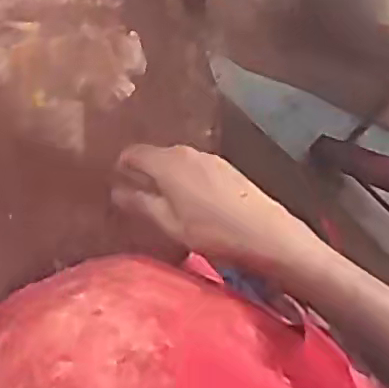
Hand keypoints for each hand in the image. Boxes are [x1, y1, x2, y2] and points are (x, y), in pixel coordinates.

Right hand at [112, 144, 330, 282]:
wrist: (272, 237)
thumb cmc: (213, 232)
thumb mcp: (170, 225)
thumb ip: (140, 204)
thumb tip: (116, 191)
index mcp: (165, 161)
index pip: (130, 153)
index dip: (120, 168)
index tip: (116, 188)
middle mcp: (184, 150)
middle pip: (153, 156)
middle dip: (143, 174)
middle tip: (138, 201)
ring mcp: (208, 157)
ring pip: (175, 163)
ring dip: (166, 179)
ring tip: (167, 207)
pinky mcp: (226, 168)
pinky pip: (194, 169)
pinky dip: (186, 182)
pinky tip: (195, 206)